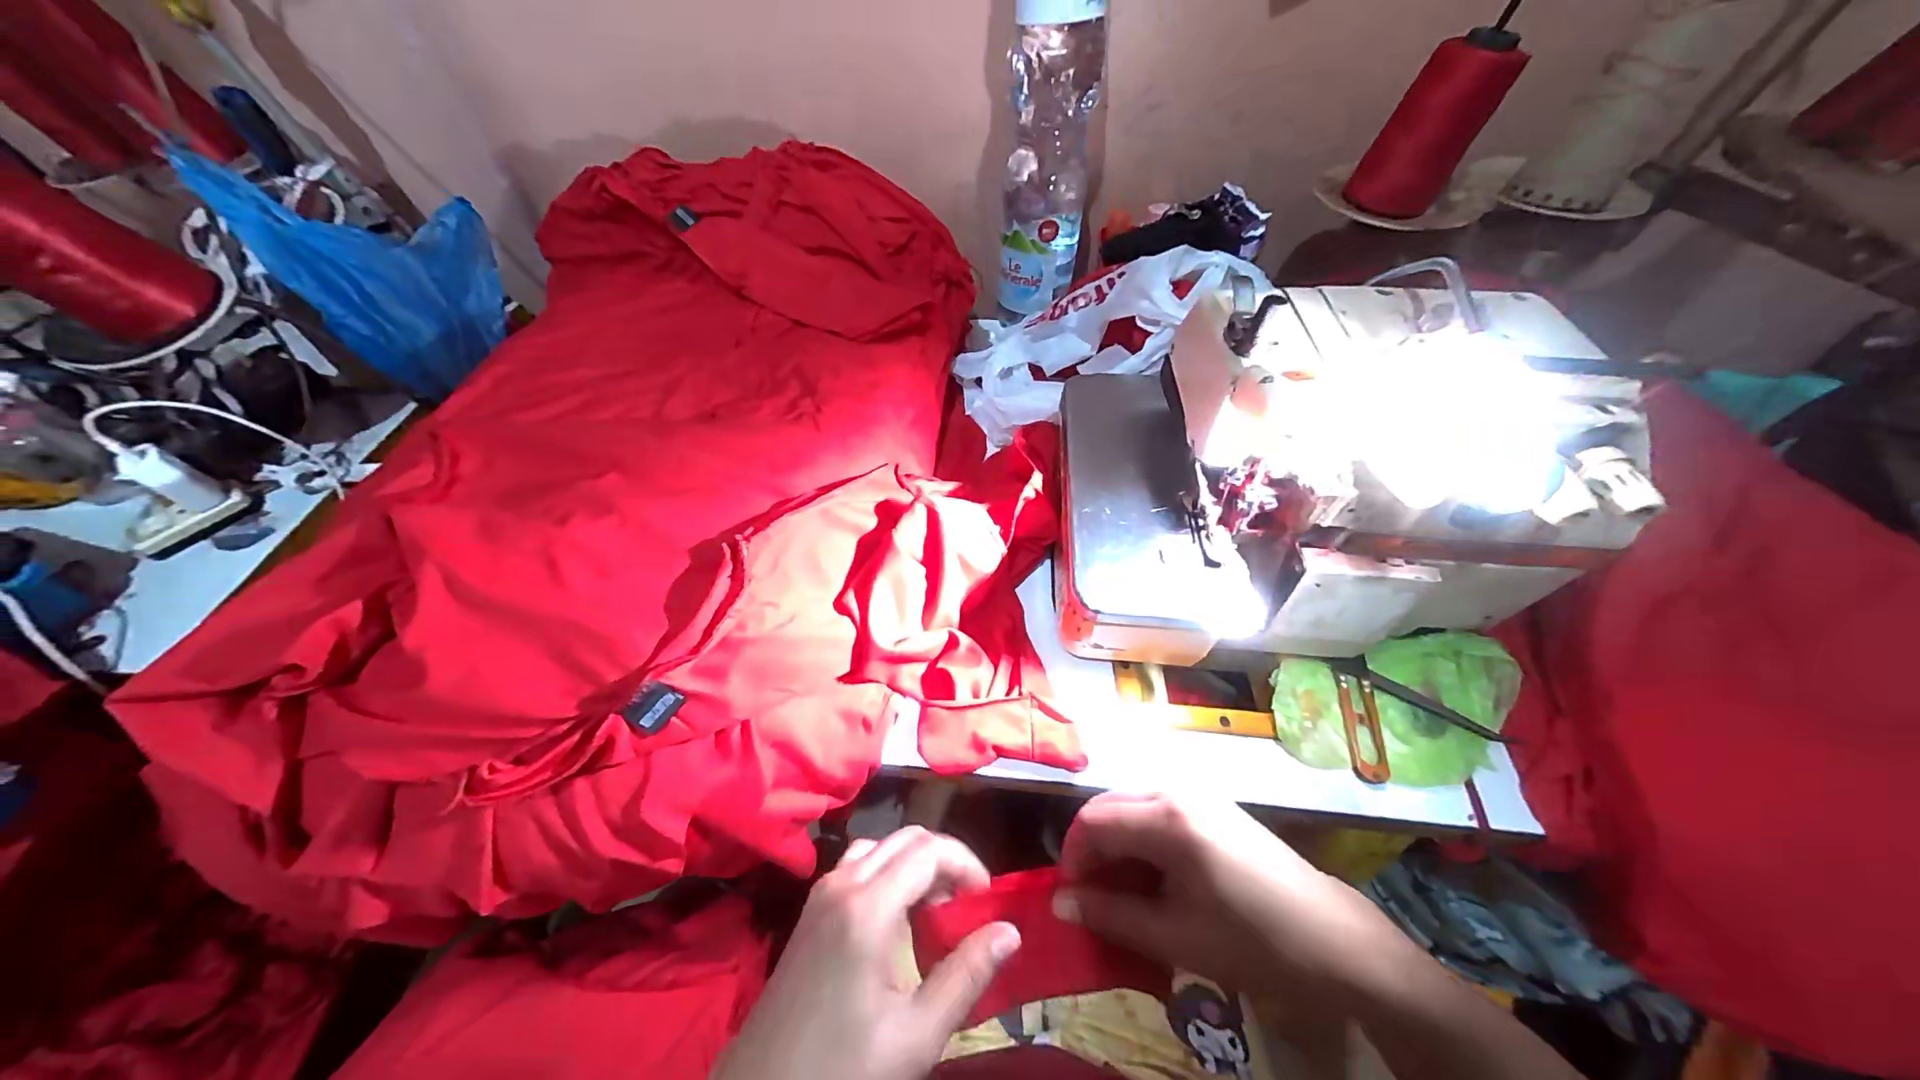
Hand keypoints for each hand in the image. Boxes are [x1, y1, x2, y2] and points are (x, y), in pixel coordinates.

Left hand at [711, 827, 1020, 1079]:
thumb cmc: (844, 1067)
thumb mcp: (916, 1034)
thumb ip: (966, 975)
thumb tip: (1010, 930)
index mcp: (867, 908)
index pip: (929, 850)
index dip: (967, 864)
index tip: (987, 901)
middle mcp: (842, 884)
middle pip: (906, 839)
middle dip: (945, 860)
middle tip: (967, 905)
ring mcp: (821, 893)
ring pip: (881, 846)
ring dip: (916, 863)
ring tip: (937, 908)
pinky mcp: (811, 909)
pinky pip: (858, 864)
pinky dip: (888, 871)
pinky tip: (898, 916)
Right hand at [1053, 791, 1416, 1003]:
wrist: (1334, 939)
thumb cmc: (1251, 941)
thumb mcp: (1173, 936)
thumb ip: (1109, 914)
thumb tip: (1059, 903)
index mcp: (1165, 818)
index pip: (1092, 822)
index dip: (1072, 859)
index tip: (1072, 899)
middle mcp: (1177, 792)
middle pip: (1108, 807)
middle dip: (1091, 849)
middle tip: (1092, 896)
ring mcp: (1199, 795)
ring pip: (1132, 808)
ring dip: (1116, 845)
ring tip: (1123, 892)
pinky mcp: (1215, 807)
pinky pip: (1158, 812)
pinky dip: (1142, 840)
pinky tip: (1156, 878)